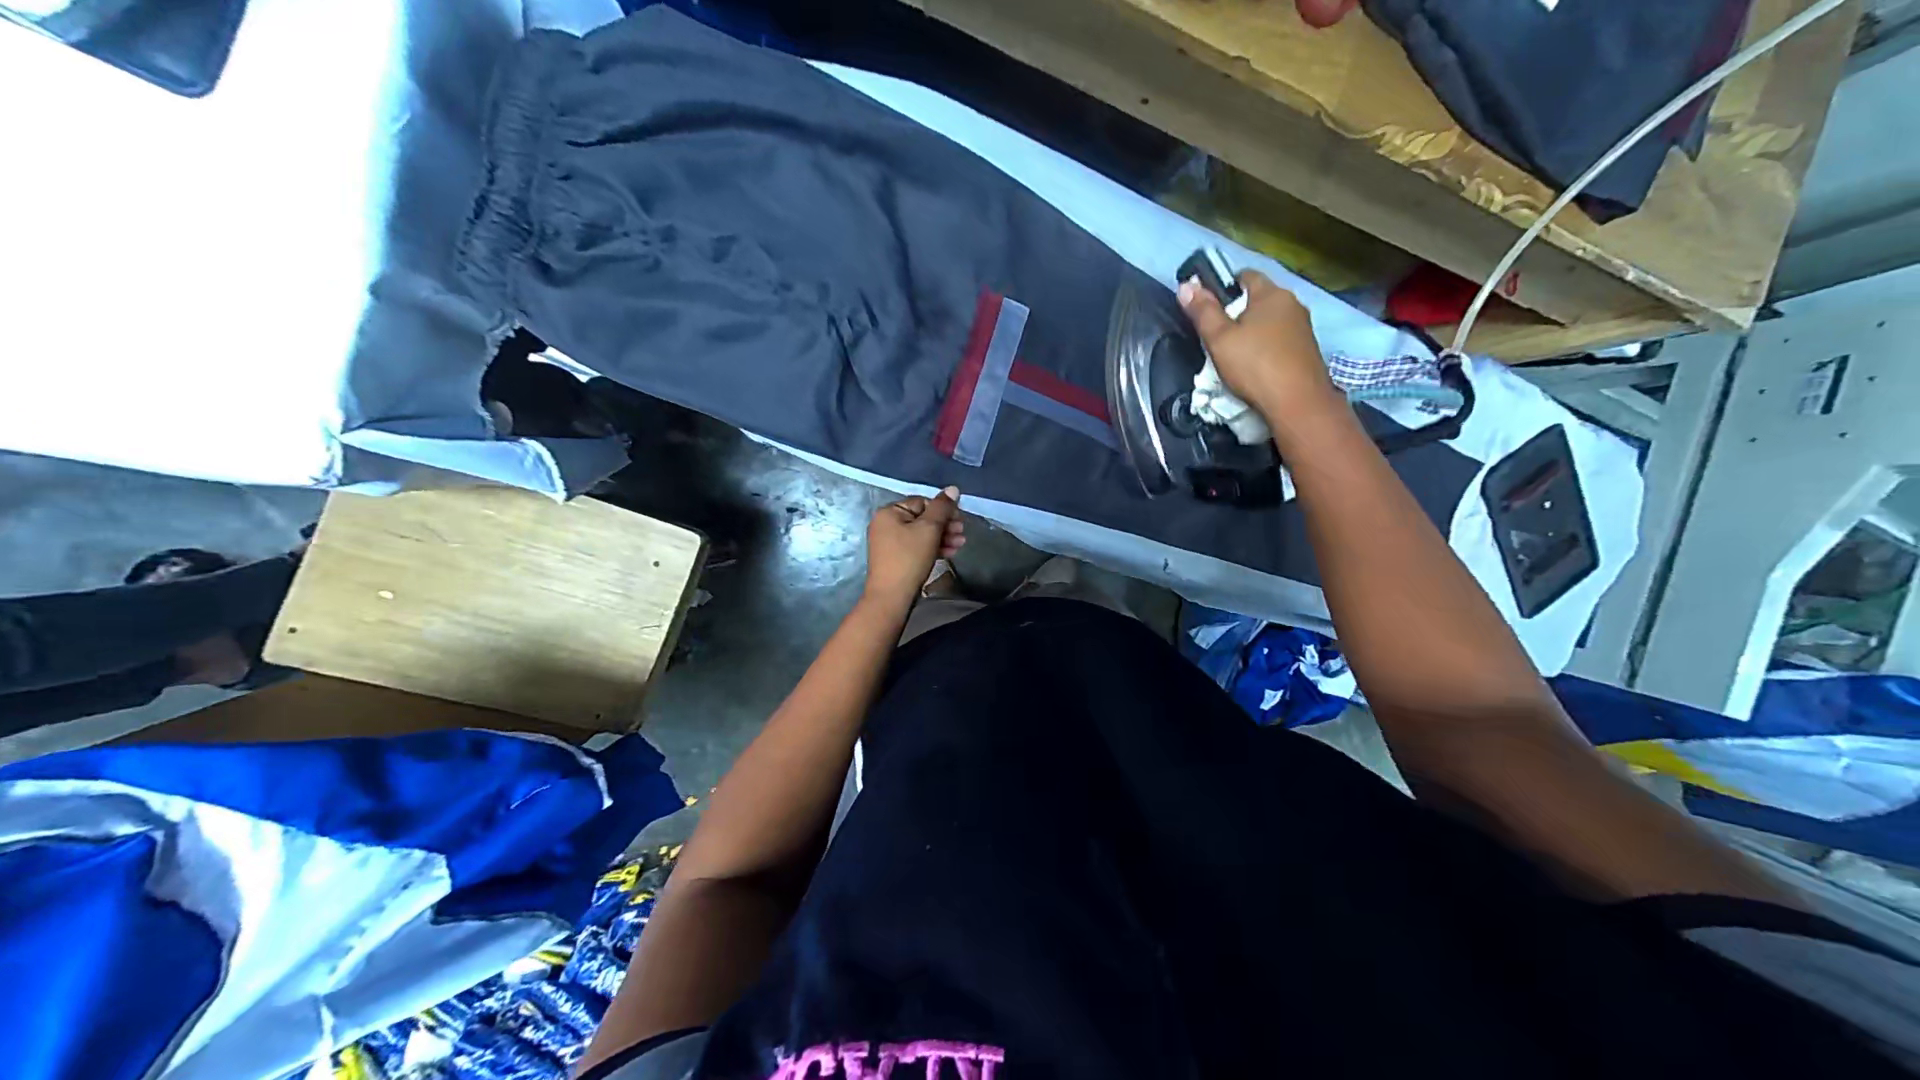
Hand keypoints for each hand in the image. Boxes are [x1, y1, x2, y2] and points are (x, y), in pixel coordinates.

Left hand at [864, 486, 965, 606]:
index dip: (943, 510)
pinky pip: (916, 546)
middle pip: (922, 518)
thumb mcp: (929, 529)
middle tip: (962, 532)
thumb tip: (953, 488)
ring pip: (921, 534)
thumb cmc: (909, 558)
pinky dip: (933, 548)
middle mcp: (886, 524)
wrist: (892, 596)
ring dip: (942, 537)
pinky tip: (950, 553)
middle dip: (945, 525)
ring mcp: (889, 542)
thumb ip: (942, 508)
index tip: (960, 520)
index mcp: (889, 512)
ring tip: (961, 544)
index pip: (922, 502)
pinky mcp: (895, 558)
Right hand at [1178, 270, 1341, 427]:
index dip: (1224, 285)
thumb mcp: (1219, 339)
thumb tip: (1186, 285)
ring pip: (1270, 321)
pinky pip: (1280, 340)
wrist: (1298, 403)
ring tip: (1233, 353)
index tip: (1208, 305)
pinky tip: (1255, 366)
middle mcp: (1293, 304)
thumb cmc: (1255, 366)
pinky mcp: (1307, 350)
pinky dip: (1266, 347)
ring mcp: (1303, 328)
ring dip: (1253, 331)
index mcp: (1272, 294)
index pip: (1245, 275)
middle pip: (1259, 299)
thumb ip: (1203, 311)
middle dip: (1238, 311)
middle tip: (1216, 334)